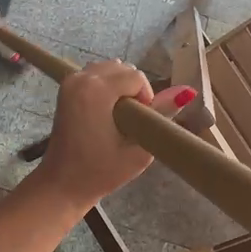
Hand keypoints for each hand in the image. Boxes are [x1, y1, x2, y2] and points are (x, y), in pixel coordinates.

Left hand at [29, 60, 184, 208]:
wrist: (63, 183)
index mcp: (96, 90)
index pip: (136, 76)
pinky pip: (94, 75)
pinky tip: (105, 114)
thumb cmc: (102, 171)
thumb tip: (187, 91)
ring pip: (108, 69)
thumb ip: (161, 114)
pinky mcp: (65, 88)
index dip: (146, 97)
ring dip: (119, 87)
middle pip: (122, 68)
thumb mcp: (139, 147)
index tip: (140, 123)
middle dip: (133, 90)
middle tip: (131, 122)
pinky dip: (106, 87)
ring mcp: (70, 81)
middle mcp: (80, 78)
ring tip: (118, 118)